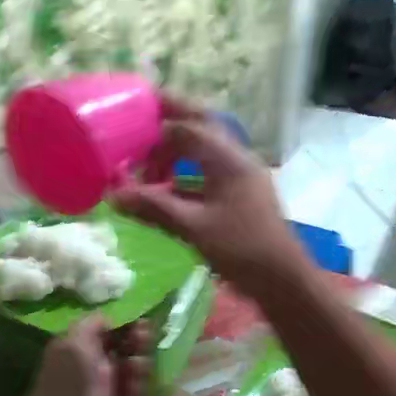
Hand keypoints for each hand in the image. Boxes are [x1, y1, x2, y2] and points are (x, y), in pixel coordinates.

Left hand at [22, 316, 151, 395]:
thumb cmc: (70, 374)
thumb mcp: (75, 340)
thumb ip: (92, 323)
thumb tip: (110, 315)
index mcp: (83, 341)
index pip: (111, 326)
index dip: (128, 321)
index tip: (142, 320)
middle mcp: (96, 358)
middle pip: (126, 344)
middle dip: (139, 340)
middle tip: (145, 338)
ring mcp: (107, 380)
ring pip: (134, 364)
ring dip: (140, 363)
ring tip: (137, 366)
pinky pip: (135, 387)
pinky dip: (138, 386)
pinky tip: (134, 387)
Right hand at [111, 103, 311, 294]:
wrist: (282, 279)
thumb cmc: (241, 249)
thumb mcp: (193, 227)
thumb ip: (154, 207)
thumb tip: (113, 195)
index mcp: (228, 160)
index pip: (187, 127)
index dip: (155, 124)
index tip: (126, 122)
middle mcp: (236, 159)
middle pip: (201, 127)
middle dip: (171, 119)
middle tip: (139, 117)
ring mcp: (241, 177)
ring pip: (204, 150)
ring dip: (176, 150)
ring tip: (145, 159)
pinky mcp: (240, 195)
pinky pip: (208, 173)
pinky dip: (184, 175)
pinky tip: (164, 188)